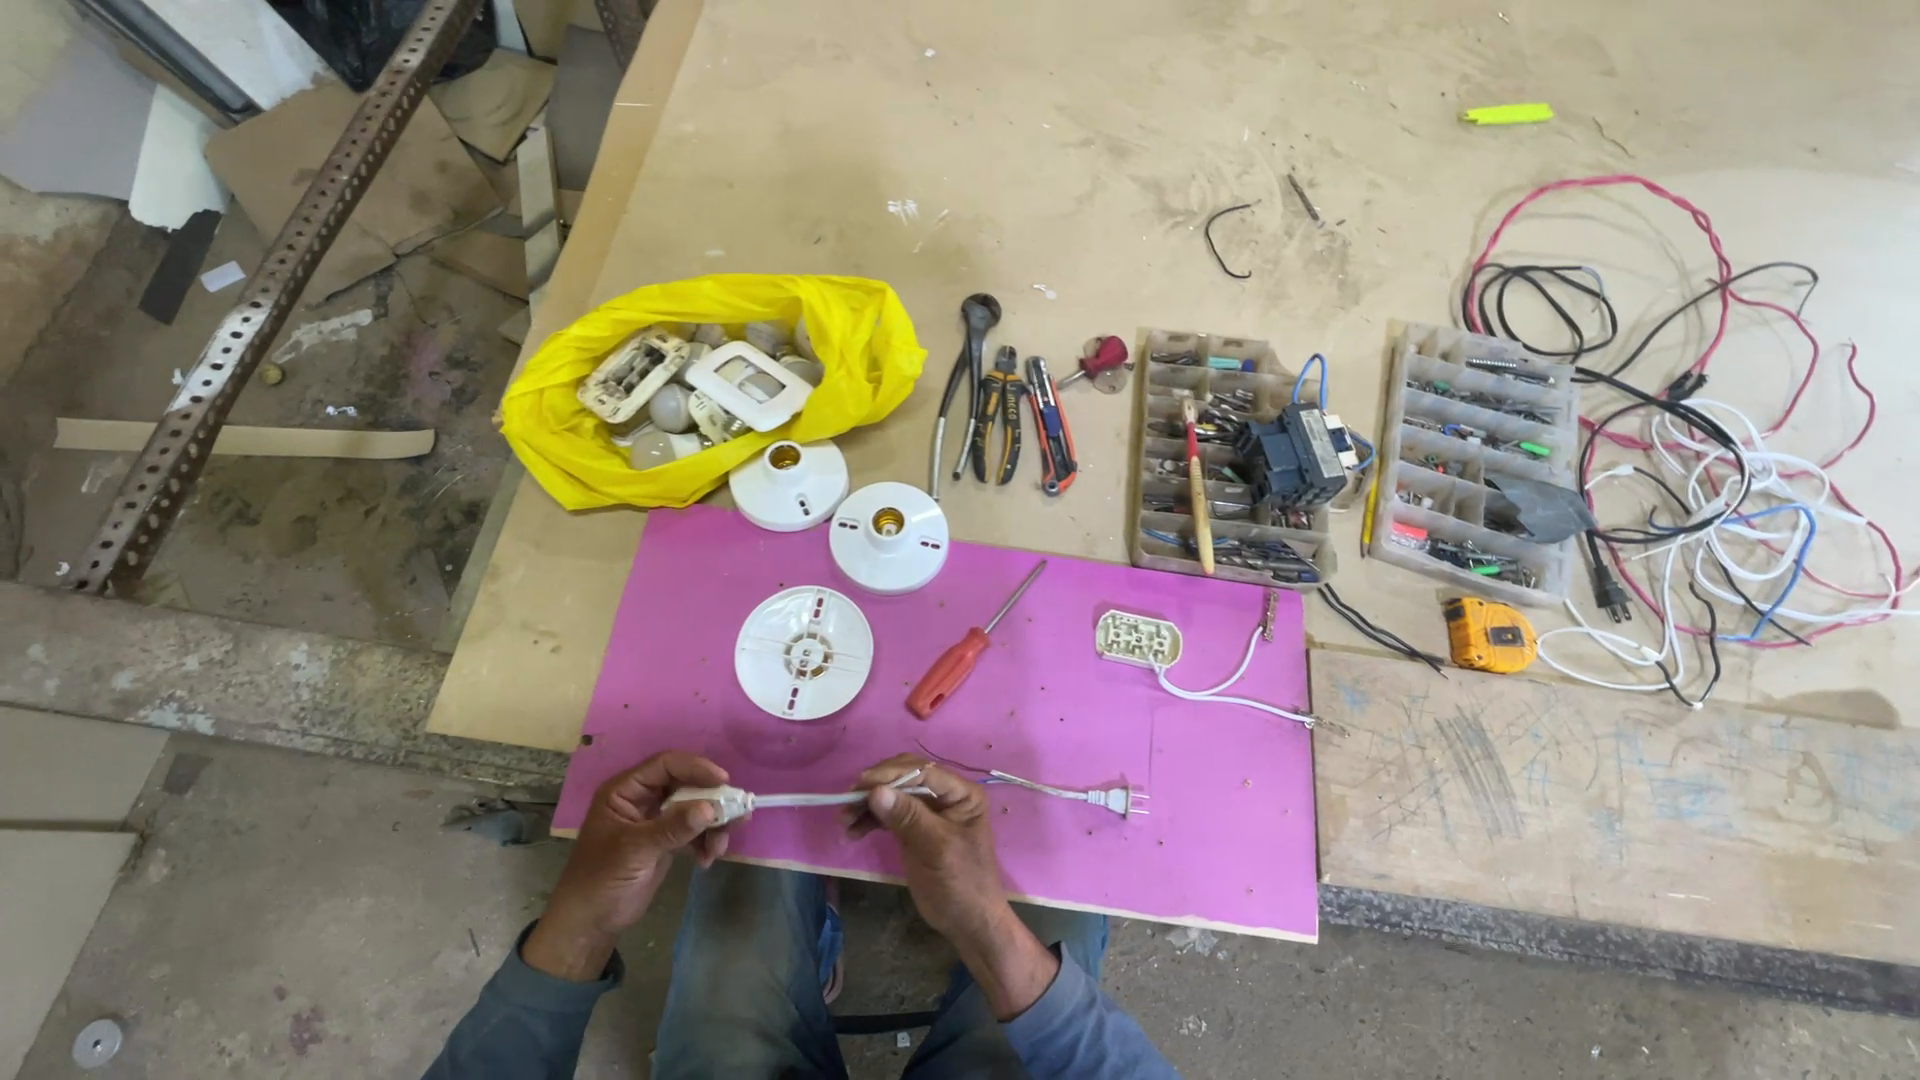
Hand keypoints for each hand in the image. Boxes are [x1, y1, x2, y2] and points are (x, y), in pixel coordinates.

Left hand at [523, 751, 729, 979]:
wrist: (590, 923)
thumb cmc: (600, 880)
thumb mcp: (635, 851)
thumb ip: (672, 827)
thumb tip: (711, 808)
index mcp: (625, 791)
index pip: (666, 766)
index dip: (695, 768)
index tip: (723, 782)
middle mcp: (642, 799)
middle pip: (687, 785)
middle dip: (711, 800)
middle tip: (735, 814)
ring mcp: (656, 820)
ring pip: (695, 807)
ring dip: (713, 824)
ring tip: (720, 846)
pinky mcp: (667, 840)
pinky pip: (695, 829)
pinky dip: (706, 841)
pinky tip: (708, 859)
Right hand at [845, 754, 1058, 1018]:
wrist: (968, 922)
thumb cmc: (961, 883)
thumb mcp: (936, 848)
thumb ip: (908, 817)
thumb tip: (875, 791)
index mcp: (961, 793)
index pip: (923, 771)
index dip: (891, 774)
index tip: (861, 785)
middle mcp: (945, 795)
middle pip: (905, 778)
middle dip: (876, 787)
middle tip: (849, 802)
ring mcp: (929, 811)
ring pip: (893, 795)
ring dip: (868, 804)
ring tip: (845, 820)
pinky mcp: (914, 827)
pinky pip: (889, 814)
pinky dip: (870, 819)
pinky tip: (853, 831)